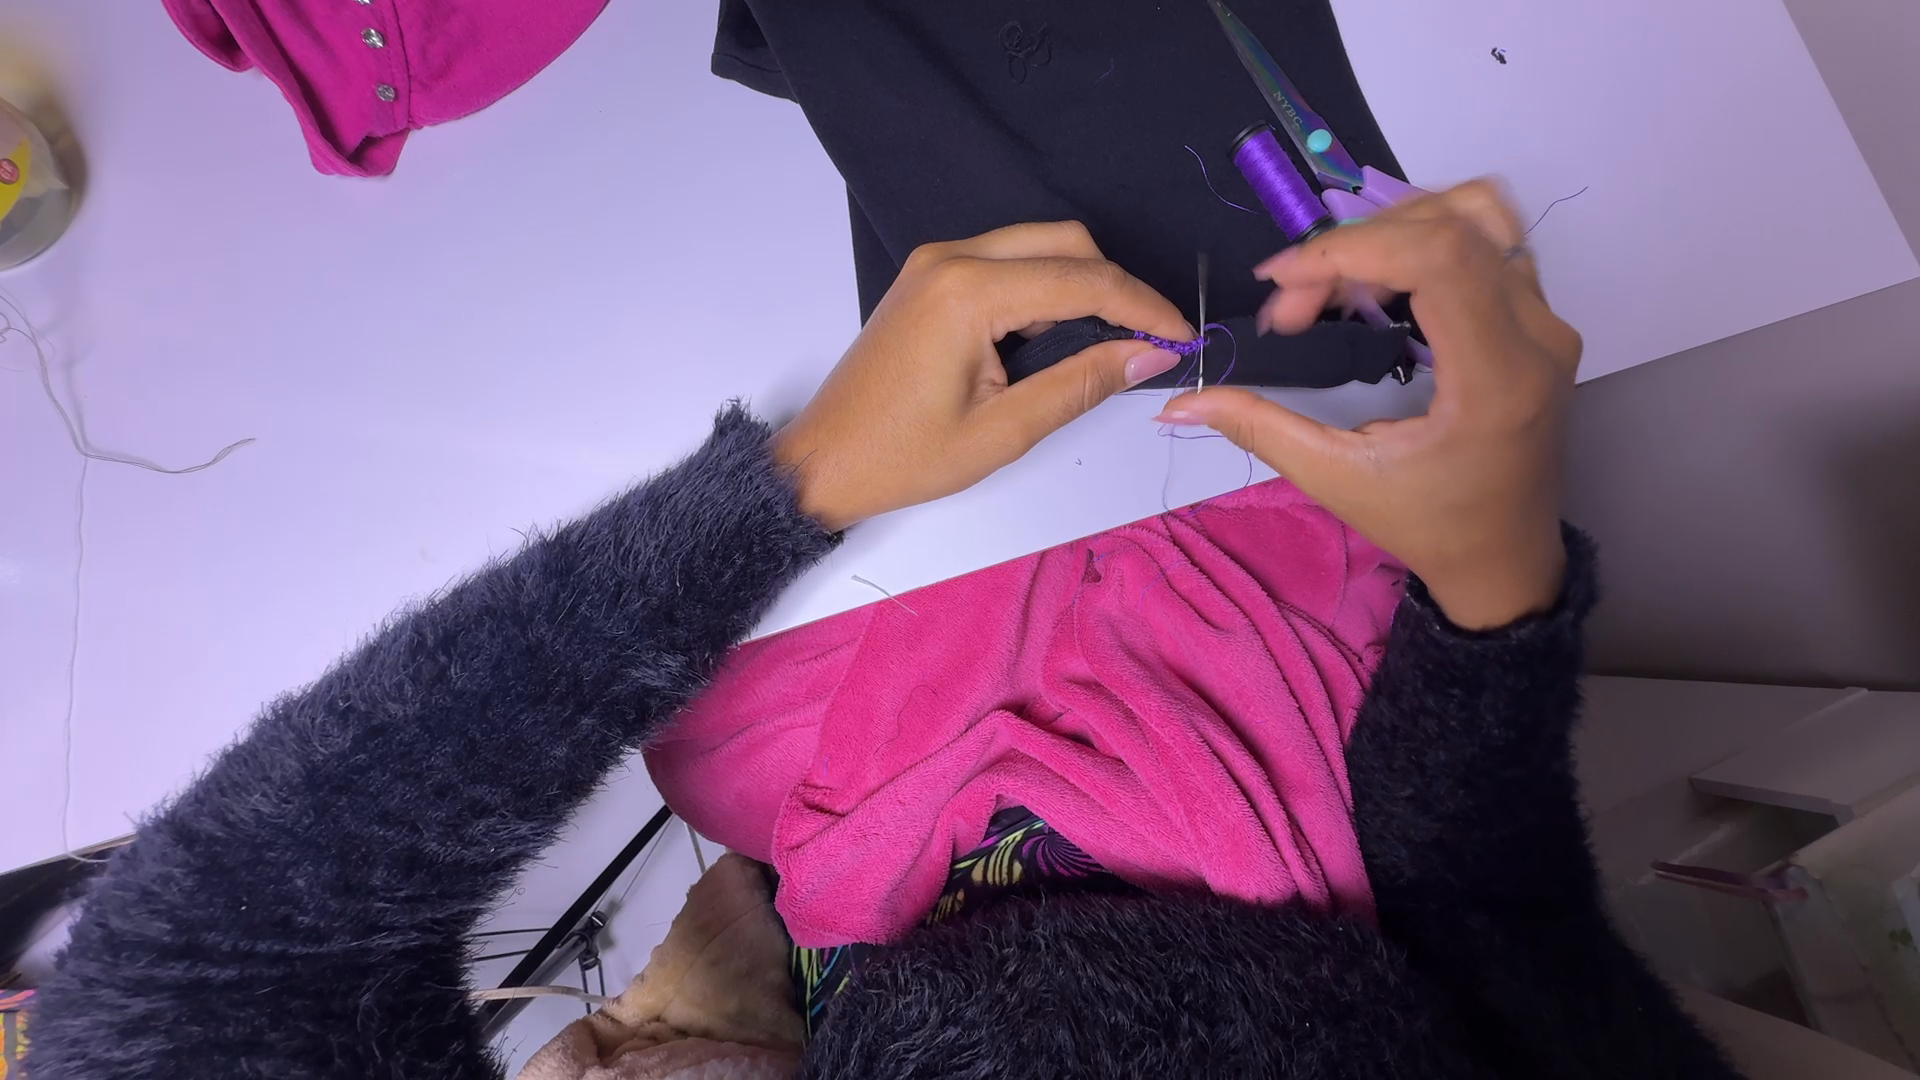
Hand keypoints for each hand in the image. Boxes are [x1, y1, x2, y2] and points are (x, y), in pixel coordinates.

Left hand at [775, 222, 1191, 530]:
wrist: (825, 461)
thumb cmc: (904, 457)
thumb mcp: (1003, 432)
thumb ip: (1081, 385)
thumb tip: (1149, 355)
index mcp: (967, 292)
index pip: (1082, 279)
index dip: (1143, 308)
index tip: (1182, 337)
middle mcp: (950, 258)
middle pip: (1064, 242)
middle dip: (1115, 287)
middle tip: (1147, 340)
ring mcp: (934, 263)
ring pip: (1036, 248)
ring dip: (1078, 288)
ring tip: (1105, 347)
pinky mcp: (929, 279)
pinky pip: (1004, 265)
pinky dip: (1041, 293)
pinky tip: (1053, 340)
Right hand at [1155, 180, 1580, 629]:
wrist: (1501, 556)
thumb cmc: (1422, 524)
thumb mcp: (1331, 477)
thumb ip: (1257, 428)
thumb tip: (1181, 404)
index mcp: (1493, 378)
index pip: (1436, 258)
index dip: (1346, 251)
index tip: (1279, 284)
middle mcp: (1536, 334)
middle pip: (1450, 227)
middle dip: (1351, 252)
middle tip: (1293, 310)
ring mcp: (1546, 320)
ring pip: (1478, 216)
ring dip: (1392, 230)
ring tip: (1333, 282)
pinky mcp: (1537, 319)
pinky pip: (1487, 240)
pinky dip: (1422, 239)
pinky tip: (1376, 279)